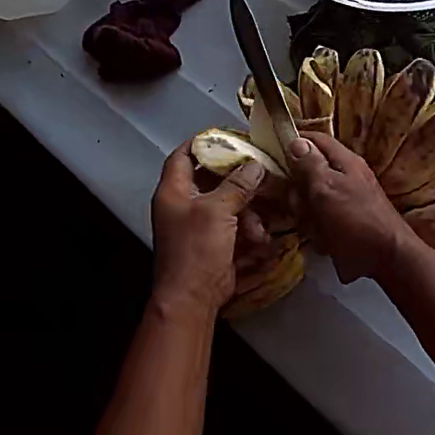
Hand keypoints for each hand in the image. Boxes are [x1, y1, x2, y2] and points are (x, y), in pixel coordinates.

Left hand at [149, 142, 269, 320]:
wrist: (192, 298)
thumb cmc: (196, 250)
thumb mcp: (218, 211)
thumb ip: (237, 185)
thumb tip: (255, 165)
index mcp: (173, 191)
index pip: (183, 156)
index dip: (203, 143)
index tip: (229, 136)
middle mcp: (183, 204)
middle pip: (212, 179)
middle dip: (239, 179)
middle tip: (262, 172)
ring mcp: (199, 224)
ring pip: (229, 203)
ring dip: (249, 209)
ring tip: (260, 222)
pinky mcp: (214, 242)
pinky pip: (235, 225)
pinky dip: (249, 229)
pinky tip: (259, 238)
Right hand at [287, 133, 416, 282]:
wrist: (385, 258)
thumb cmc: (356, 218)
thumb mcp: (328, 187)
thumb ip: (310, 164)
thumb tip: (295, 140)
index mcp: (344, 162)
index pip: (315, 140)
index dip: (293, 141)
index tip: (270, 151)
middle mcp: (343, 178)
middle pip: (306, 174)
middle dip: (297, 191)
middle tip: (303, 204)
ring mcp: (342, 202)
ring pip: (308, 201)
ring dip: (306, 215)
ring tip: (316, 227)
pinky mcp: (340, 225)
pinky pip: (316, 222)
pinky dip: (317, 232)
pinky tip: (325, 242)